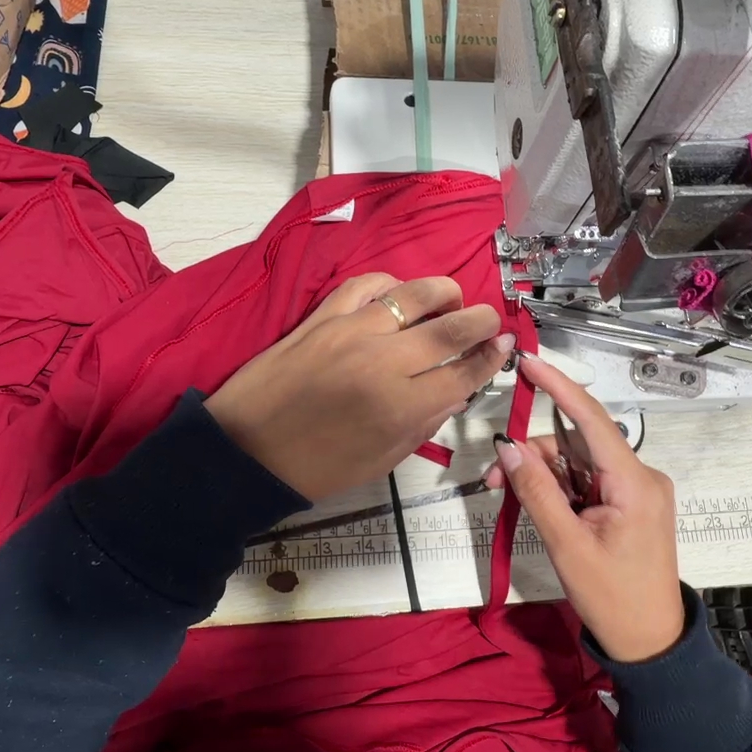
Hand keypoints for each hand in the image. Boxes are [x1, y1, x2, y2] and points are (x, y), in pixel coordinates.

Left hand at [207, 273, 512, 501]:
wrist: (245, 451)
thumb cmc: (316, 468)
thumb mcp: (381, 460)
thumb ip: (424, 423)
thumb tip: (457, 391)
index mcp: (400, 407)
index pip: (463, 373)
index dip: (491, 358)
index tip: (506, 346)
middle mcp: (382, 362)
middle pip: (448, 328)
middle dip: (479, 320)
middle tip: (490, 319)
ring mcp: (350, 332)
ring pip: (411, 294)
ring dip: (442, 291)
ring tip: (451, 298)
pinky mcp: (321, 316)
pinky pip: (364, 285)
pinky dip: (389, 283)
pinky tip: (398, 293)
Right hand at [486, 353, 683, 661]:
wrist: (650, 644)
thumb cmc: (612, 598)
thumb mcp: (566, 544)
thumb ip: (536, 490)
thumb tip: (507, 446)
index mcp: (635, 482)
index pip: (592, 419)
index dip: (559, 386)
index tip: (529, 362)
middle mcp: (640, 476)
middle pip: (577, 443)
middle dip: (533, 454)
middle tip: (494, 479)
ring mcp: (637, 490)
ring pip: (578, 462)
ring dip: (542, 474)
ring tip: (509, 496)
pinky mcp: (629, 504)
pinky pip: (587, 481)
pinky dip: (559, 487)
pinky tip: (538, 503)